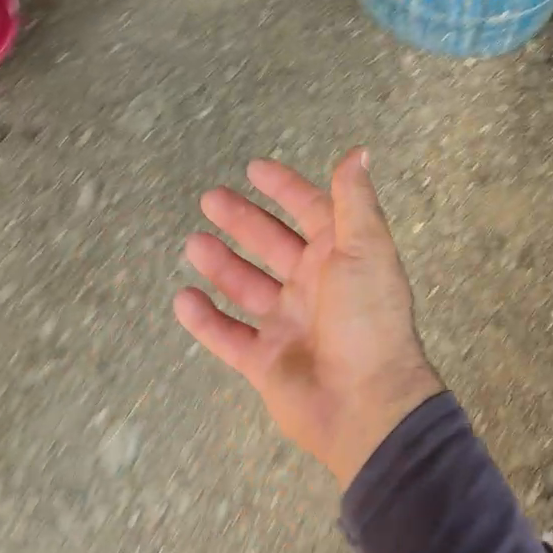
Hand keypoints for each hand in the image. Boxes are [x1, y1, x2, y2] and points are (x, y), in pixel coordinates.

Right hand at [173, 149, 444, 486]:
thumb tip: (359, 150)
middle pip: (272, 244)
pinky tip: (183, 299)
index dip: (285, 188)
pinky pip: (229, 336)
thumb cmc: (368, 316)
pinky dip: (206, 320)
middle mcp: (314, 285)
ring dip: (222, 264)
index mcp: (340, 255)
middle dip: (243, 220)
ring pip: (247, 287)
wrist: (366, 402)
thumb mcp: (365, 247)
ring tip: (193, 242)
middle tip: (209, 198)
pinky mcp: (266, 362)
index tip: (255, 168)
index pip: (311, 210)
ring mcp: (289, 324)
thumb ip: (354, 200)